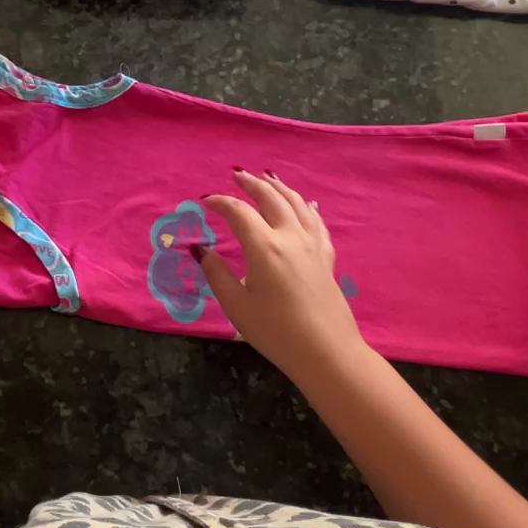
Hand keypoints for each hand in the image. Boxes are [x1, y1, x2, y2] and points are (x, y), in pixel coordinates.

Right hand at [196, 170, 366, 377]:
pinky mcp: (326, 257)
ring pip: (297, 204)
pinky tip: (306, 204)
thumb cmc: (275, 331)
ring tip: (267, 178)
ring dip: (279, 187)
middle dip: (251, 184)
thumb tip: (201, 250)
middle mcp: (290, 237)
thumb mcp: (236, 305)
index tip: (205, 201)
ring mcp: (312, 245)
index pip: (239, 212)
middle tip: (237, 175)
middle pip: (271, 198)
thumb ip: (217, 274)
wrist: (326, 351)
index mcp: (264, 247)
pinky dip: (306, 207)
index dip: (220, 203)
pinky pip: (316, 221)